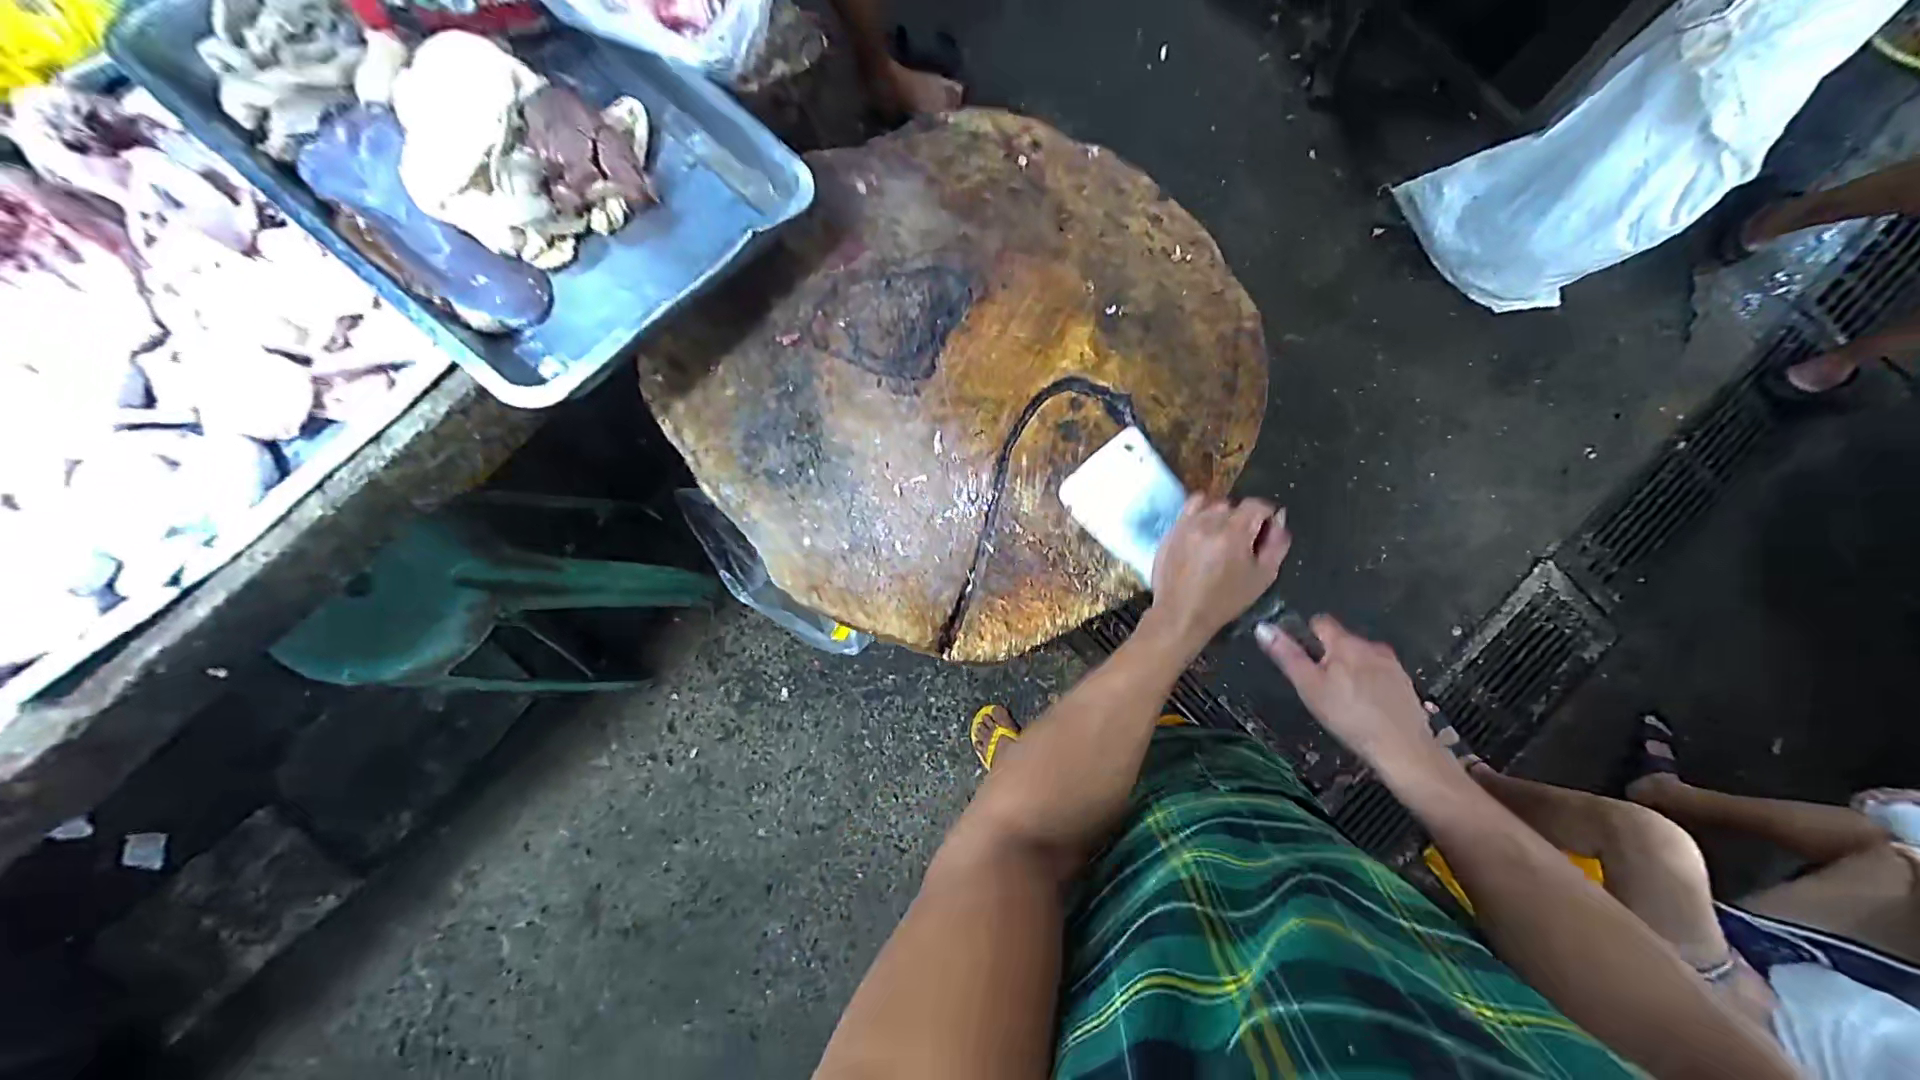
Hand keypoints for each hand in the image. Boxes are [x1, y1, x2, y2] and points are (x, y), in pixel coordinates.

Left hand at [1145, 495, 1289, 653]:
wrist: (1180, 614)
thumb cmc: (1225, 600)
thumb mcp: (1263, 577)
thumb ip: (1276, 544)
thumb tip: (1279, 520)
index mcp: (1232, 533)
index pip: (1256, 504)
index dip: (1267, 514)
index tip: (1266, 529)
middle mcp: (1207, 522)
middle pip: (1233, 504)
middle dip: (1243, 518)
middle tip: (1243, 540)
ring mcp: (1185, 524)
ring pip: (1210, 504)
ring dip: (1221, 515)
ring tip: (1222, 536)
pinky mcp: (1170, 531)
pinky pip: (1188, 510)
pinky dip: (1200, 514)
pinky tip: (1203, 531)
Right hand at [1257, 614, 1439, 772]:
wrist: (1402, 749)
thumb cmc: (1348, 716)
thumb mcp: (1309, 687)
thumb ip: (1287, 655)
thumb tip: (1263, 628)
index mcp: (1346, 644)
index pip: (1320, 622)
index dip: (1306, 636)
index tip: (1303, 660)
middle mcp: (1372, 647)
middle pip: (1341, 642)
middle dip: (1329, 657)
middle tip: (1320, 686)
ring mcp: (1393, 666)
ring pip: (1361, 659)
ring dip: (1350, 671)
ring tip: (1342, 700)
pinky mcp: (1407, 685)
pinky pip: (1379, 675)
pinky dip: (1369, 685)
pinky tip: (1365, 708)